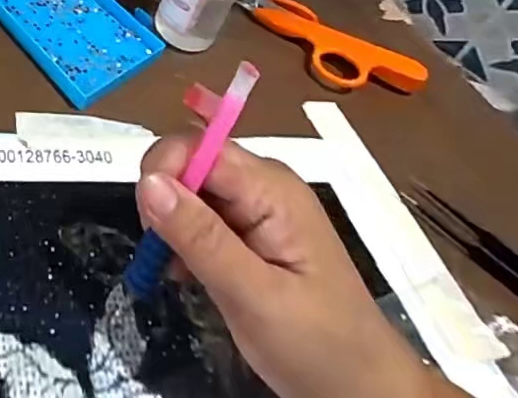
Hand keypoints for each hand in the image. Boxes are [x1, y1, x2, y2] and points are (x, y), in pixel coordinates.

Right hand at [138, 136, 458, 397]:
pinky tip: (188, 272)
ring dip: (171, 222)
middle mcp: (262, 184)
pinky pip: (200, 212)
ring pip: (190, 187)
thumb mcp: (256, 297)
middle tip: (161, 251)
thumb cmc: (321, 349)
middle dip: (163, 198)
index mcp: (271, 188)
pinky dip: (183, 237)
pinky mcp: (249, 229)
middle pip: (191, 161)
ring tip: (178, 269)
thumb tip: (148, 182)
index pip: (197, 145)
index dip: (163, 169)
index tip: (148, 222)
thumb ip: (200, 238)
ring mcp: (257, 206)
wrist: (369, 397)